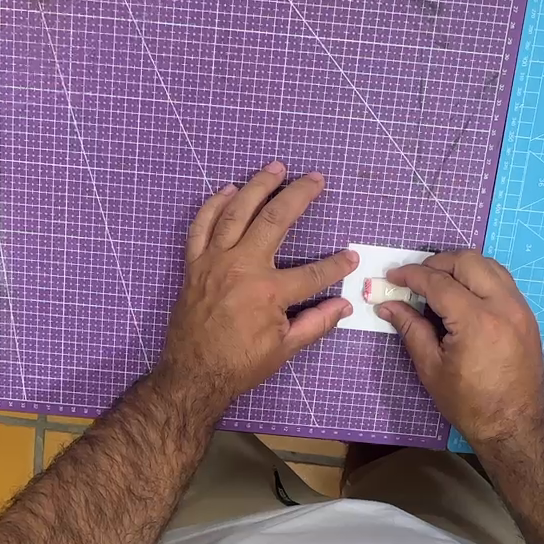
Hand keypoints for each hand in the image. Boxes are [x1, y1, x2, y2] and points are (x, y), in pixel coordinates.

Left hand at [155, 162, 357, 413]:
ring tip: (275, 167)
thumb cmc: (239, 365)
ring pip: (237, 211)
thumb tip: (345, 306)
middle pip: (275, 220)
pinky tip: (228, 190)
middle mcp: (242, 267)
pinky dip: (213, 205)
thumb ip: (316, 323)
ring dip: (258, 186)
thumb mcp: (284, 350)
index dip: (337, 265)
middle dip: (299, 195)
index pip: (314, 272)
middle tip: (316, 178)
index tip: (351, 257)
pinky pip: (201, 226)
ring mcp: (214, 262)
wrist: (192, 375)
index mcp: (269, 292)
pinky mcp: (194, 265)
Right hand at [378, 251, 543, 447]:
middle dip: (437, 262)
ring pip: (489, 265)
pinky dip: (479, 277)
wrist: (514, 424)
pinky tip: (462, 293)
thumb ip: (411, 329)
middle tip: (415, 277)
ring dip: (460, 266)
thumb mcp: (431, 368)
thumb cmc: (468, 403)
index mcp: (476, 321)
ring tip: (438, 281)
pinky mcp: (526, 314)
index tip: (393, 277)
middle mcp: (502, 306)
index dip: (412, 275)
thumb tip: (388, 306)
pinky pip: (501, 280)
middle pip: (467, 261)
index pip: (438, 282)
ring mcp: (519, 308)